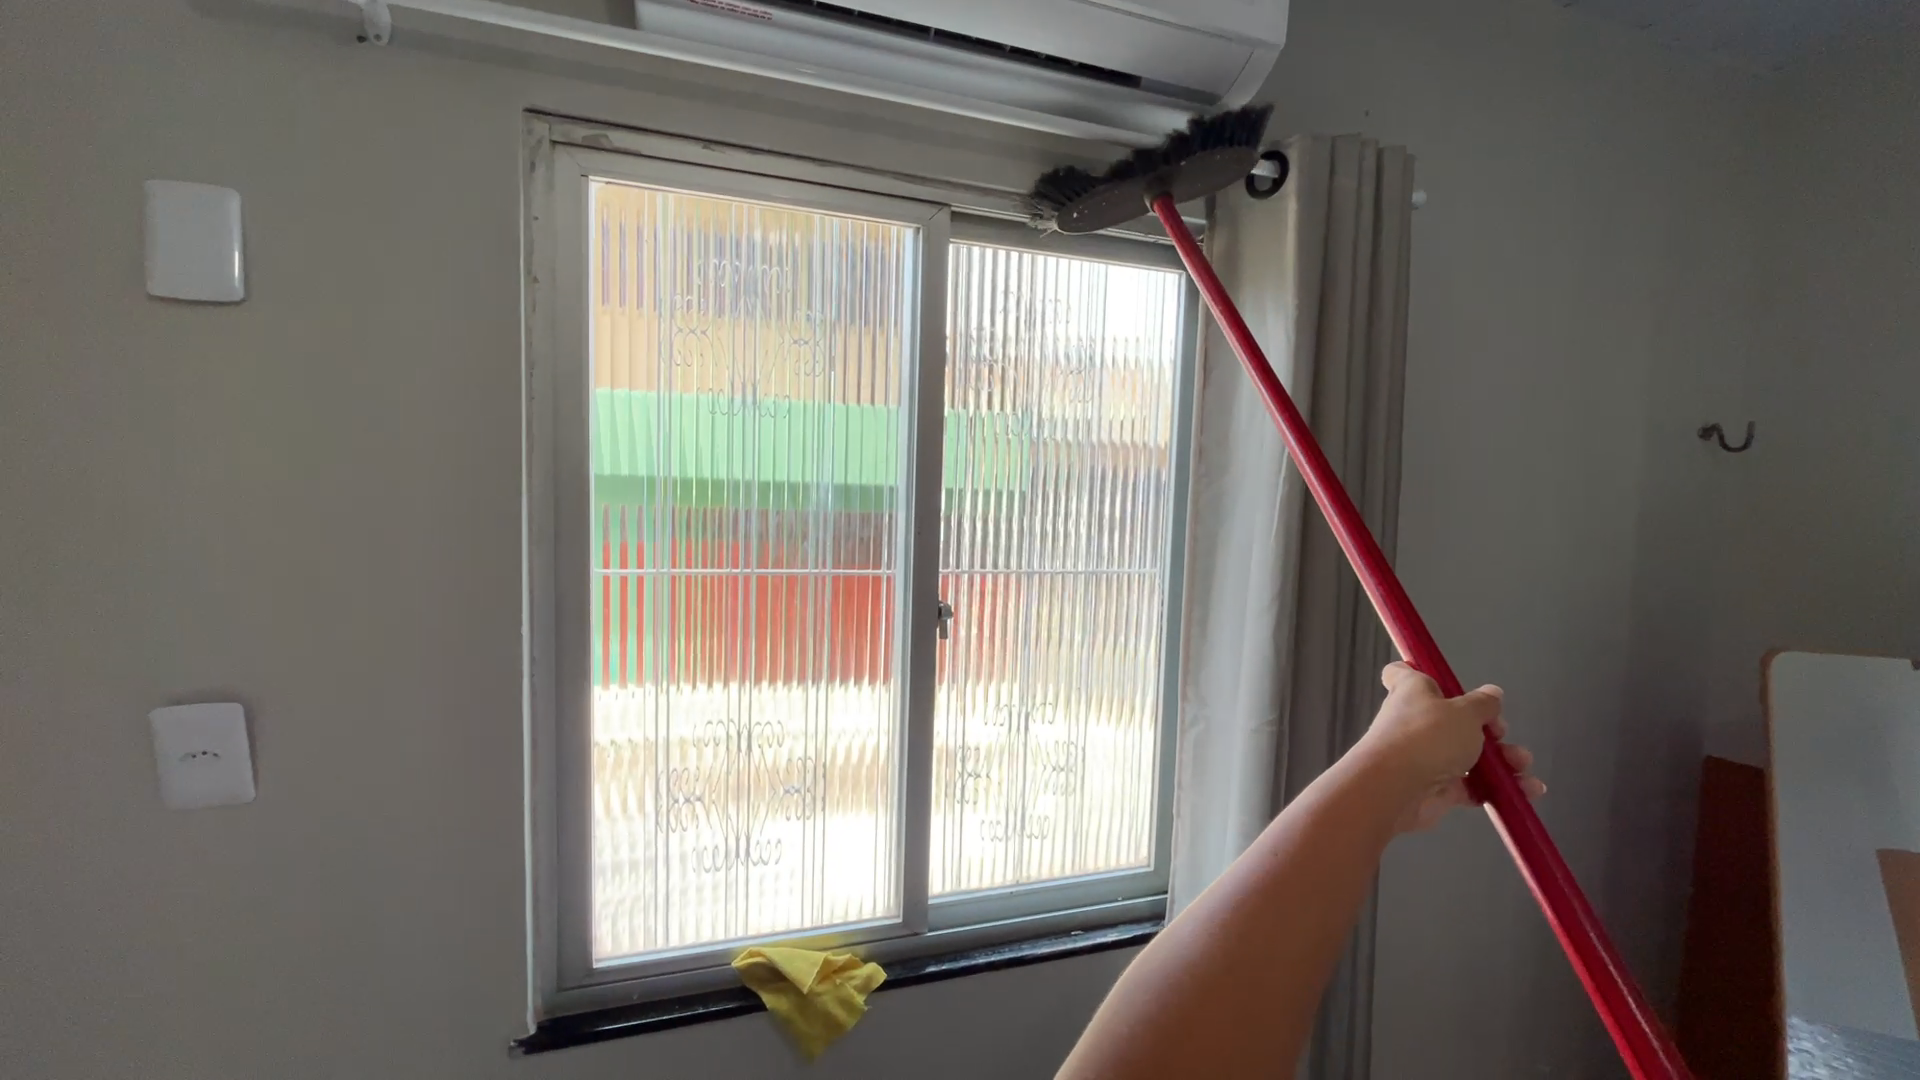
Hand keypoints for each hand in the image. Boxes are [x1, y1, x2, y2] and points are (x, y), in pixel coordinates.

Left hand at [1356, 662, 1545, 832]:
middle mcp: (1414, 721)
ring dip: (1501, 760)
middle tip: (1500, 733)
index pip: (1403, 674)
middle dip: (1487, 728)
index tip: (1442, 679)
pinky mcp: (1435, 787)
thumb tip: (1491, 693)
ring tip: (1522, 764)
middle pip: (1452, 719)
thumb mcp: (1464, 712)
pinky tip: (1527, 790)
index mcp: (1412, 692)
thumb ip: (1482, 704)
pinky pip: (1472, 785)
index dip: (1418, 671)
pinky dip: (1498, 788)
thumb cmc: (1426, 736)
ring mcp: (1424, 756)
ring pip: (1467, 754)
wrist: (1396, 788)